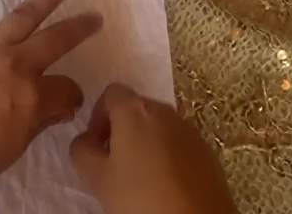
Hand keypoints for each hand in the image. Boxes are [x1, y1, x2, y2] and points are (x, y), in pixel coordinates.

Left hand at [0, 0, 103, 203]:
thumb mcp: (16, 148)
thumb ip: (41, 120)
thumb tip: (62, 106)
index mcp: (33, 96)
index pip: (67, 89)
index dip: (72, 97)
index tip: (69, 103)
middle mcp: (16, 63)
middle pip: (57, 39)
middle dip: (80, 27)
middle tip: (96, 16)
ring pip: (26, 13)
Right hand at [70, 82, 238, 213]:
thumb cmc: (142, 199)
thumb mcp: (98, 178)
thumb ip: (82, 150)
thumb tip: (85, 139)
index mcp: (135, 110)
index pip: (110, 93)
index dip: (98, 116)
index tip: (96, 145)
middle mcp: (164, 111)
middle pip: (136, 109)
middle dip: (122, 131)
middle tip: (115, 165)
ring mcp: (190, 131)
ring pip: (159, 128)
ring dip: (146, 145)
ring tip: (142, 179)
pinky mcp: (208, 154)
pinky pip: (180, 145)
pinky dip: (169, 158)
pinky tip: (167, 187)